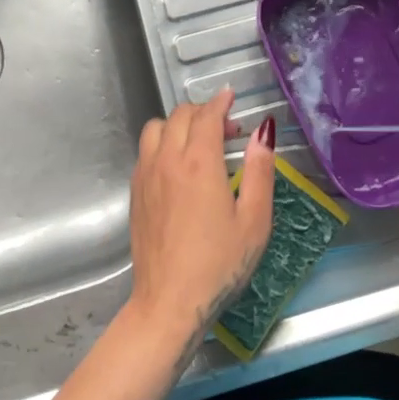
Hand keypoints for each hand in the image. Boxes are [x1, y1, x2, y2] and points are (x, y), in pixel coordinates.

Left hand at [127, 88, 276, 348]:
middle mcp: (167, 160)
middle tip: (227, 130)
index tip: (231, 97)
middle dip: (203, 112)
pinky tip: (178, 166)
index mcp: (199, 162)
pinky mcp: (135, 193)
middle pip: (180, 115)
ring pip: (156, 128)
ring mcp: (146, 175)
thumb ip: (259, 171)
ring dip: (177, 124)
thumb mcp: (254, 221)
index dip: (220, 102)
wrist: (169, 302)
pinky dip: (162, 143)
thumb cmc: (219, 265)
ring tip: (198, 143)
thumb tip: (263, 132)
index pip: (207, 115)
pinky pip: (145, 150)